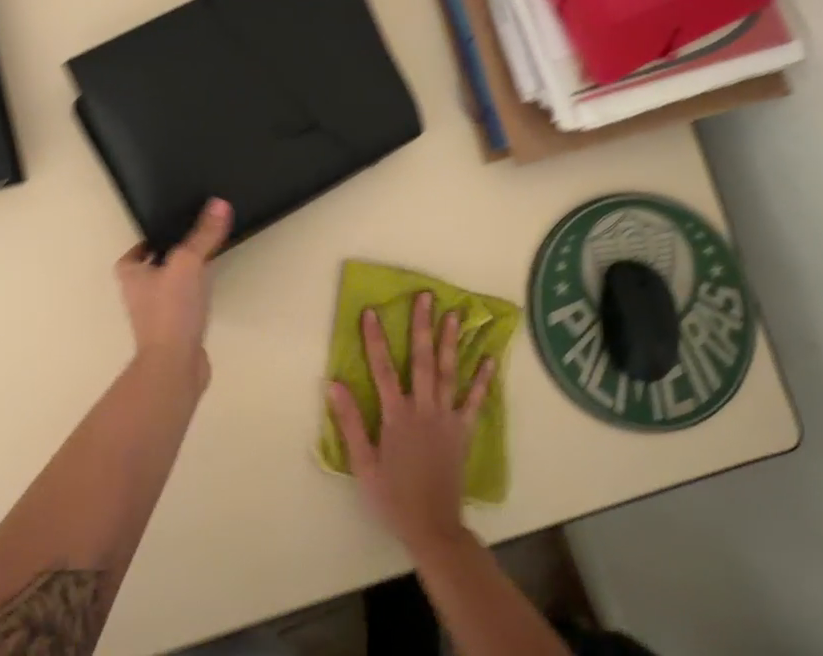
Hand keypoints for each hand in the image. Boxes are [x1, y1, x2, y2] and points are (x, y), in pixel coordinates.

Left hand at [116, 199, 232, 381]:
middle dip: (168, 259)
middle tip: (191, 243)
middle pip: (151, 272)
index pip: (132, 255)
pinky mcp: (175, 334)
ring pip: (169, 291)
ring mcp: (157, 318)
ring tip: (205, 264)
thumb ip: (203, 235)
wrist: (175, 365)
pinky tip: (210, 295)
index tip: (166, 233)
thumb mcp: (188, 263)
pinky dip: (194, 302)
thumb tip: (219, 204)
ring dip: (183, 280)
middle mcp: (139, 297)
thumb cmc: (171, 309)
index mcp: (132, 277)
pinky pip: (184, 309)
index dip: (145, 244)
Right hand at [328, 291, 496, 551]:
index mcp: (396, 415)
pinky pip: (474, 401)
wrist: (431, 525)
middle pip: (422, 360)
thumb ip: (350, 421)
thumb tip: (334, 383)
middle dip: (422, 327)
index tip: (371, 311)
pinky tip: (488, 359)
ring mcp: (447, 419)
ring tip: (456, 314)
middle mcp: (423, 409)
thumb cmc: (391, 495)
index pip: (382, 368)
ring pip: (449, 373)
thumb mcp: (362, 462)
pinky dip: (482, 380)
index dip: (375, 339)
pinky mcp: (463, 432)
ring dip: (451, 342)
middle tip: (426, 296)